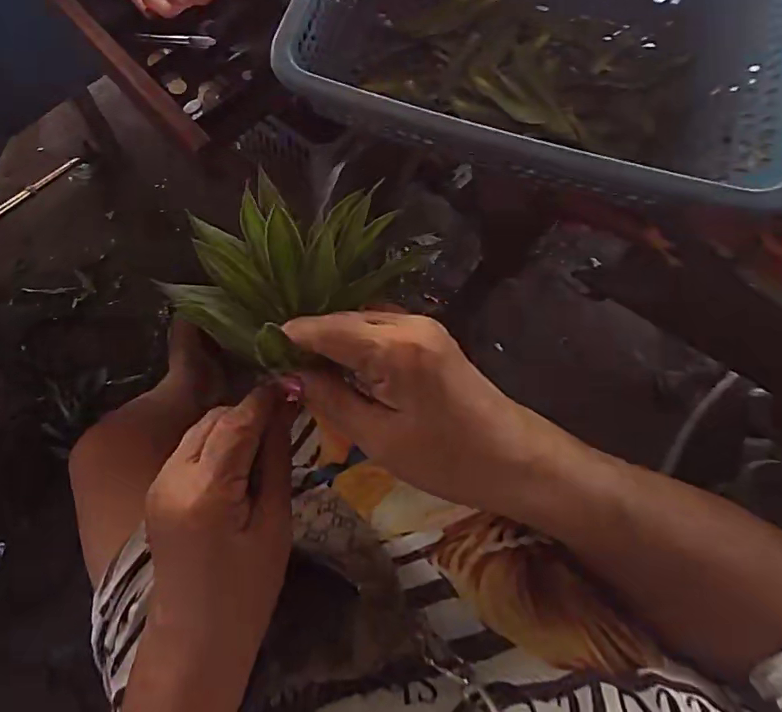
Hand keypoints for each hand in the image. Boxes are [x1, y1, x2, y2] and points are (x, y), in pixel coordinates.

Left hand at [127, 386, 294, 711]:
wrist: (195, 638)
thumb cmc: (247, 592)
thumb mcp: (274, 527)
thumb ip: (275, 462)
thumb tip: (284, 411)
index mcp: (205, 491)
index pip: (235, 423)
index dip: (263, 399)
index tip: (289, 382)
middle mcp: (172, 476)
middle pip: (212, 420)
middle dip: (246, 411)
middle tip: (282, 413)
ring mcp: (158, 481)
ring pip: (197, 429)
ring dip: (227, 424)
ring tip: (262, 436)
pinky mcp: (155, 487)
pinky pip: (186, 449)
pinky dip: (211, 443)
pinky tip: (235, 458)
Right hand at [283, 311, 570, 517]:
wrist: (521, 463)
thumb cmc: (450, 461)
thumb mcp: (380, 439)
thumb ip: (329, 399)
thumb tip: (288, 375)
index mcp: (394, 348)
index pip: (324, 329)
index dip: (289, 338)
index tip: (259, 350)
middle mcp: (406, 323)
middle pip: (339, 318)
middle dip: (307, 336)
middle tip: (276, 362)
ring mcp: (420, 324)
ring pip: (356, 319)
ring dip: (329, 337)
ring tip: (300, 363)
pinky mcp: (427, 333)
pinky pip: (375, 325)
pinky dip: (351, 339)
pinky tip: (337, 361)